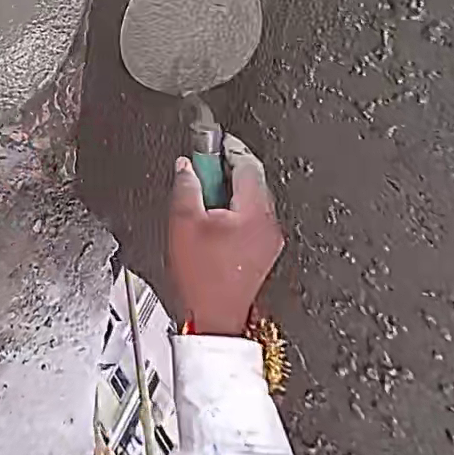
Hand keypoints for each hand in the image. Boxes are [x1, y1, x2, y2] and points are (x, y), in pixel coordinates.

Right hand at [166, 134, 282, 335]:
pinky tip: (213, 216)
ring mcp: (269, 239)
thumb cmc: (201, 275)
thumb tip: (187, 166)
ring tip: (203, 195)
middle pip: (252, 180)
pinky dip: (233, 207)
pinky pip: (251, 216)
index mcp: (254, 213)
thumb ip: (186, 185)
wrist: (214, 316)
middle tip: (201, 166)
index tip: (213, 139)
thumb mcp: (184, 221)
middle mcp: (269, 224)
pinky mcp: (263, 250)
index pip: (247, 164)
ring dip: (229, 189)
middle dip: (226, 169)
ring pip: (251, 198)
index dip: (228, 147)